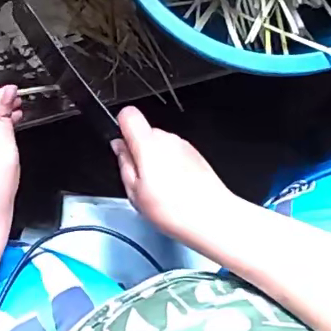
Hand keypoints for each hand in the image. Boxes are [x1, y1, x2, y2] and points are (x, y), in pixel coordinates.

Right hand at [110, 106, 235, 234]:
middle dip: (139, 151)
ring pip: (160, 143)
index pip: (129, 114)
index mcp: (148, 144)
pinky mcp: (195, 153)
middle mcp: (167, 139)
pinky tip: (175, 187)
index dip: (122, 128)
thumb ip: (124, 163)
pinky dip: (171, 165)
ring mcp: (183, 145)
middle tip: (142, 180)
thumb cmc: (174, 209)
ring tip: (161, 188)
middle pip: (145, 132)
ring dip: (156, 160)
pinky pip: (175, 152)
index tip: (123, 147)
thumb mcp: (135, 192)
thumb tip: (118, 147)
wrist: (212, 216)